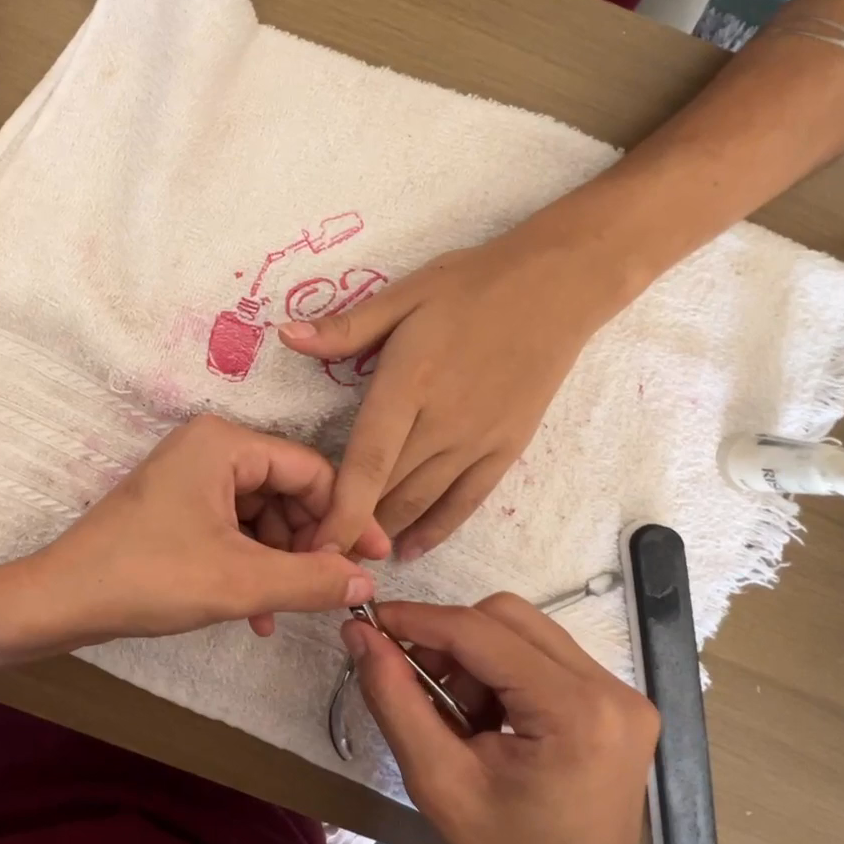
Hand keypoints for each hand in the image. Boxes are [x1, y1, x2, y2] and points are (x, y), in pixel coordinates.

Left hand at [27, 416, 388, 646]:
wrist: (63, 598)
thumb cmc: (150, 576)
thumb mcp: (240, 580)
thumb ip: (311, 579)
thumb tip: (366, 580)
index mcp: (224, 443)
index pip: (310, 469)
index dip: (346, 518)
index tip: (373, 563)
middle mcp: (209, 448)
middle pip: (286, 490)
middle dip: (309, 545)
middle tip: (330, 592)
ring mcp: (190, 477)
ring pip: (261, 516)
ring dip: (280, 563)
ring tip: (285, 610)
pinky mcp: (177, 507)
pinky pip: (232, 529)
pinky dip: (250, 565)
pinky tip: (256, 614)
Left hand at [283, 228, 619, 558]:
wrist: (558, 287)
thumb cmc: (471, 287)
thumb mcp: (402, 295)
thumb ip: (345, 328)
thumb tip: (286, 336)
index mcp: (409, 386)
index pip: (368, 462)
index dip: (342, 510)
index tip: (317, 548)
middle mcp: (442, 424)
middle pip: (390, 491)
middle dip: (354, 530)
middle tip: (318, 557)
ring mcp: (478, 442)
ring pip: (423, 502)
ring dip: (387, 533)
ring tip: (354, 557)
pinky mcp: (506, 450)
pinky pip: (466, 501)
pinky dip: (437, 529)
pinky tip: (411, 548)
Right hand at [346, 596, 657, 843]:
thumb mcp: (436, 780)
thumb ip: (394, 697)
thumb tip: (357, 631)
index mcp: (577, 712)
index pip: (481, 632)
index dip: (417, 619)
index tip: (367, 621)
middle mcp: (612, 690)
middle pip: (507, 618)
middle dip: (449, 639)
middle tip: (415, 680)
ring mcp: (622, 697)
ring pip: (523, 630)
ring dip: (473, 655)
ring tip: (454, 713)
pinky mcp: (616, 706)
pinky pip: (541, 656)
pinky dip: (498, 671)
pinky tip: (484, 717)